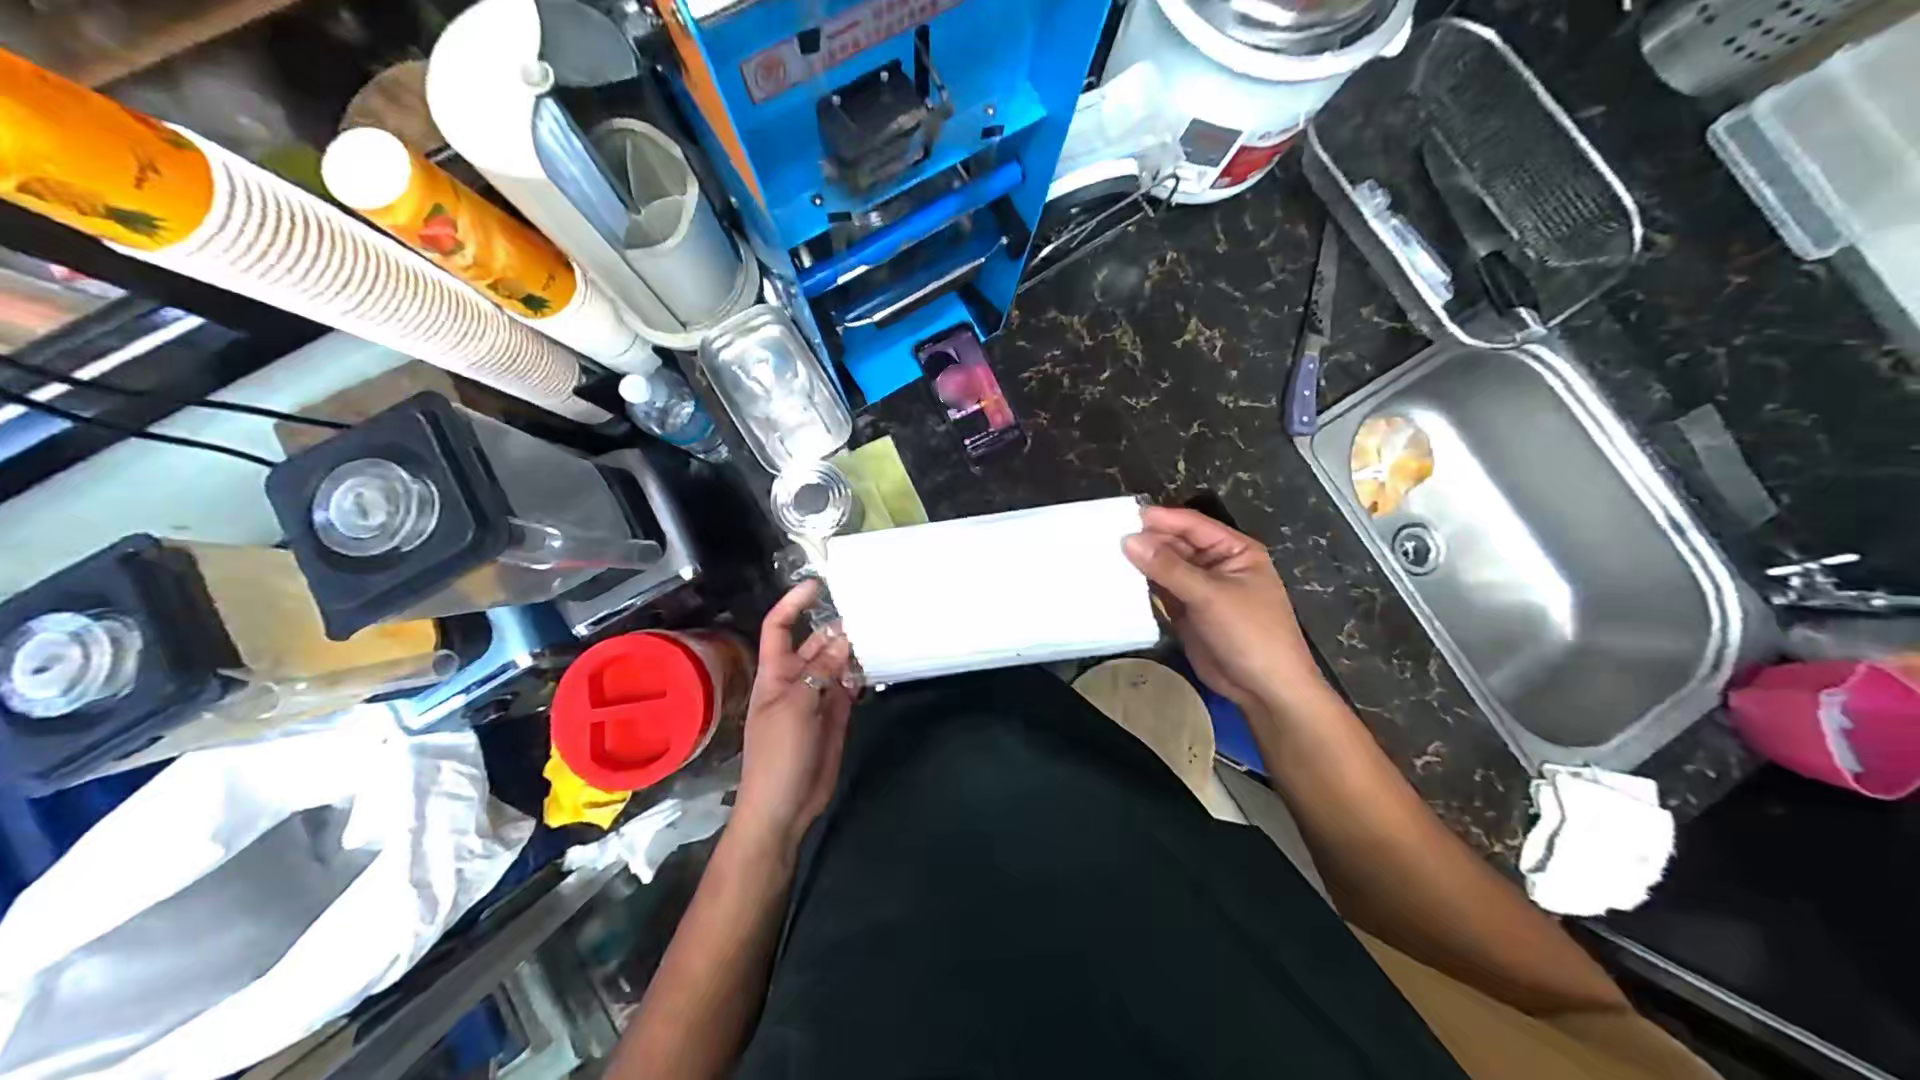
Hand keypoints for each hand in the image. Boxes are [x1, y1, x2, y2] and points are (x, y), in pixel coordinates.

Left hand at [730, 580, 855, 857]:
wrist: (784, 806)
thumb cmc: (778, 754)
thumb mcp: (796, 708)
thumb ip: (821, 672)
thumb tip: (843, 638)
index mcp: (775, 673)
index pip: (779, 627)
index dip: (794, 604)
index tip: (817, 584)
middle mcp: (796, 679)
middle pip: (815, 643)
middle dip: (835, 626)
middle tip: (867, 610)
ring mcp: (817, 698)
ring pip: (836, 664)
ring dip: (853, 650)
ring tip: (879, 632)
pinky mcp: (836, 715)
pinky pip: (850, 687)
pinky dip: (862, 675)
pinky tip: (879, 663)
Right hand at [1122, 506, 1330, 716]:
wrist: (1265, 689)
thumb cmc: (1250, 633)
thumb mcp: (1210, 595)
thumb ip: (1168, 567)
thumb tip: (1128, 540)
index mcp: (1234, 550)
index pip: (1192, 525)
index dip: (1160, 520)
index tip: (1123, 516)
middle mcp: (1216, 565)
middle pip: (1176, 544)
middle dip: (1147, 541)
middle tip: (1106, 538)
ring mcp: (1201, 589)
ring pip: (1166, 568)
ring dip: (1142, 564)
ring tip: (1105, 556)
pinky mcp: (1187, 612)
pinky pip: (1161, 592)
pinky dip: (1143, 587)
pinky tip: (1118, 581)